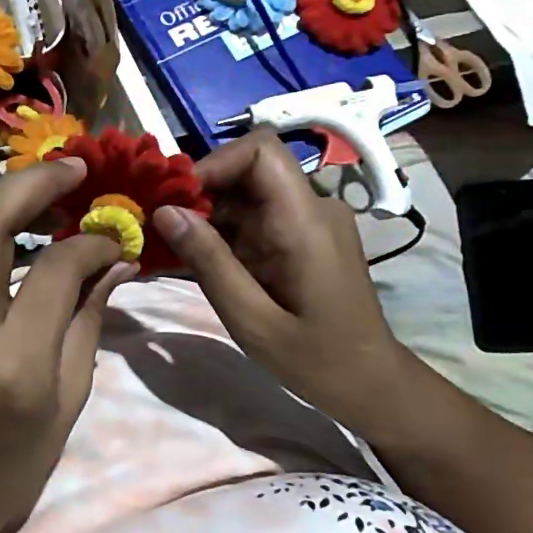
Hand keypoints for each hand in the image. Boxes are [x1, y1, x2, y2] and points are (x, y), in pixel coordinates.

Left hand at [0, 158, 134, 532]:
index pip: (58, 268)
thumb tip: (117, 260)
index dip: (94, 241)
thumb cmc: (16, 462)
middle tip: (72, 170)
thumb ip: (90, 318)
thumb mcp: (69, 397)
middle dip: (33, 182)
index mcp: (15, 364)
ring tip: (35, 200)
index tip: (113, 238)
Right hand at [152, 128, 406, 423]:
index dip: (213, 163)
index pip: (261, 151)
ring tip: (173, 249)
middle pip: (251, 171)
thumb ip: (210, 262)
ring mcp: (313, 221)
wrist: (370, 381)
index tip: (176, 199)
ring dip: (211, 215)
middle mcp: (314, 207)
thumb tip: (165, 212)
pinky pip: (261, 218)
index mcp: (306, 222)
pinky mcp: (307, 237)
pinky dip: (228, 233)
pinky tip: (202, 261)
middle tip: (163, 229)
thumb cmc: (315, 359)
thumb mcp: (252, 320)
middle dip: (202, 193)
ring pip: (251, 194)